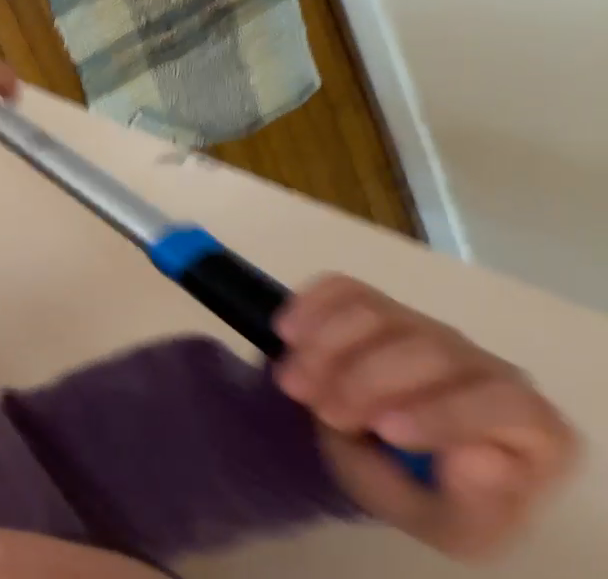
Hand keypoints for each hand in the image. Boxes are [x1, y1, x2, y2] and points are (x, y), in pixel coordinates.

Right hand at [275, 275, 578, 559]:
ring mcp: (422, 328)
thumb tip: (485, 453)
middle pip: (427, 349)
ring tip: (296, 386)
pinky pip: (341, 288)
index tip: (384, 432)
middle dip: (362, 380)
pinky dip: (308, 308)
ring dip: (324, 348)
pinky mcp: (372, 305)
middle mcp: (480, 365)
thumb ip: (478, 504)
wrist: (370, 456)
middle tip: (322, 413)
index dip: (445, 411)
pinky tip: (288, 337)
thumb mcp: (450, 525)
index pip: (504, 401)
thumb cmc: (419, 491)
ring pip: (375, 313)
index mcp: (526, 423)